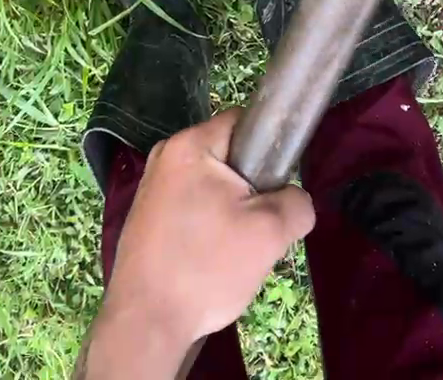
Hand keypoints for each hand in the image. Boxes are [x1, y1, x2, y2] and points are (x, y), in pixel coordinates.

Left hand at [101, 109, 314, 345]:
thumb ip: (296, 203)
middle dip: (250, 189)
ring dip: (230, 212)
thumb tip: (294, 198)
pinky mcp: (146, 216)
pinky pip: (192, 208)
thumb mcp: (270, 233)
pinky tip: (211, 259)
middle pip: (227, 157)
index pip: (242, 122)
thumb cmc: (206, 266)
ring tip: (235, 248)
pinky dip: (207, 227)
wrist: (147, 321)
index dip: (269, 148)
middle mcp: (165, 155)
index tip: (278, 184)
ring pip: (212, 187)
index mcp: (189, 144)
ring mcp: (152, 187)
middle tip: (258, 225)